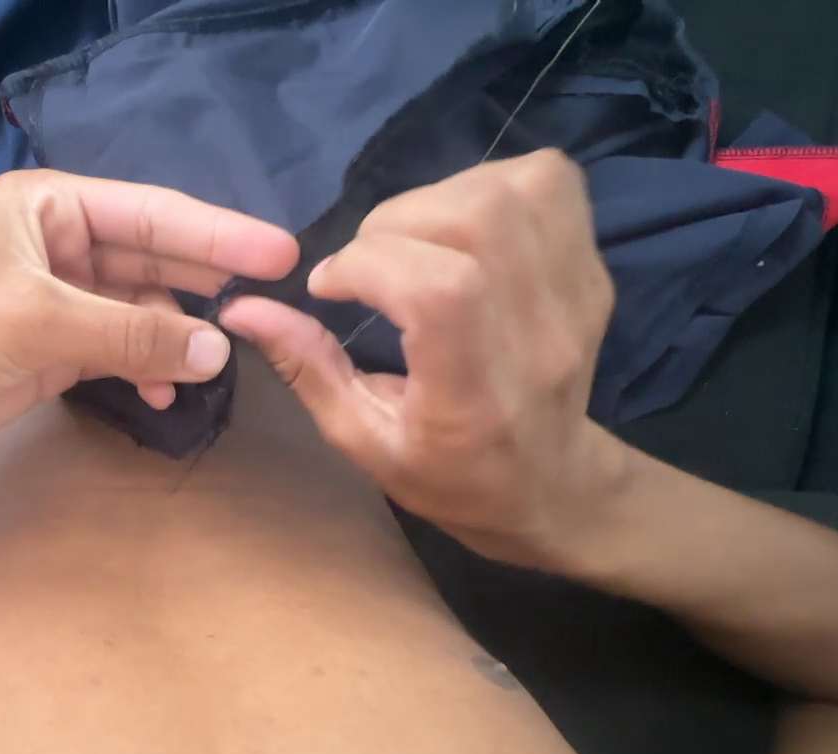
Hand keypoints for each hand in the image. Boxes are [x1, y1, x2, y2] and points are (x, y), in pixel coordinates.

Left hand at [0, 169, 298, 463]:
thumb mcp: (41, 322)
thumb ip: (132, 333)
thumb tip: (216, 351)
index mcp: (50, 207)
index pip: (151, 213)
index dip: (217, 234)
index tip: (278, 252)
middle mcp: (60, 245)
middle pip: (150, 258)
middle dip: (203, 284)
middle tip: (266, 303)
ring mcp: (59, 299)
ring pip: (138, 311)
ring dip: (172, 338)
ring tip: (211, 366)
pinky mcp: (55, 348)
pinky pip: (118, 350)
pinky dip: (143, 369)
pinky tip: (165, 393)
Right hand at [219, 150, 624, 567]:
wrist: (551, 486)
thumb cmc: (447, 478)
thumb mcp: (362, 440)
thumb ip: (307, 370)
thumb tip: (243, 310)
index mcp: (474, 394)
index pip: (439, 287)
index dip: (368, 263)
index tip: (328, 285)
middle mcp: (538, 334)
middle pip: (477, 219)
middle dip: (393, 222)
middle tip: (364, 262)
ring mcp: (578, 293)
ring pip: (514, 189)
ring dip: (436, 198)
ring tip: (404, 243)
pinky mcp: (594, 267)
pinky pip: (548, 183)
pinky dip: (486, 186)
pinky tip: (453, 228)